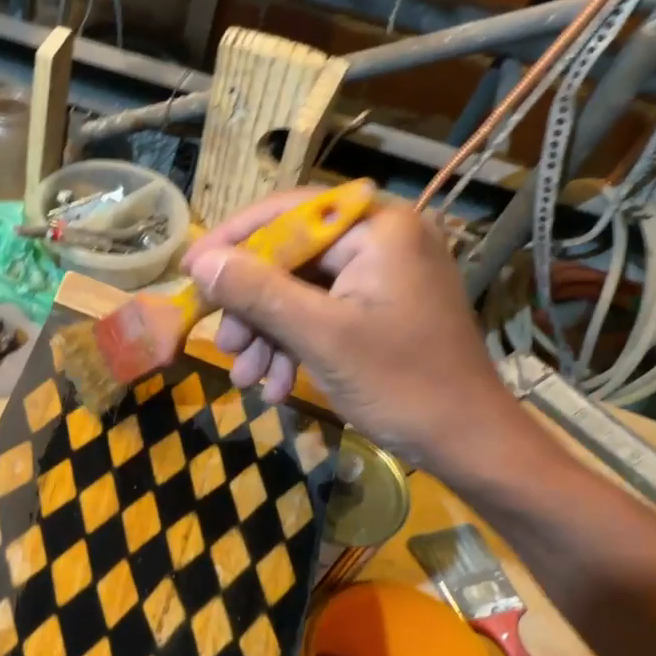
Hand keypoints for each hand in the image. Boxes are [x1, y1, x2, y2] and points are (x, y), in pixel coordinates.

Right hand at [181, 187, 522, 469]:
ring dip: (267, 335)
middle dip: (252, 307)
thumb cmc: (401, 383)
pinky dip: (293, 346)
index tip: (189, 272)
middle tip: (224, 345)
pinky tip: (275, 387)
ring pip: (299, 291)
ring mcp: (382, 276)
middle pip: (290, 257)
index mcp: (377, 229)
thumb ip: (258, 292)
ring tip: (246, 379)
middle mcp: (381, 239)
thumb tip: (200, 262)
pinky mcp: (380, 308)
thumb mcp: (319, 335)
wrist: (467, 442)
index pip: (287, 213)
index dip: (232, 241)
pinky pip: (321, 314)